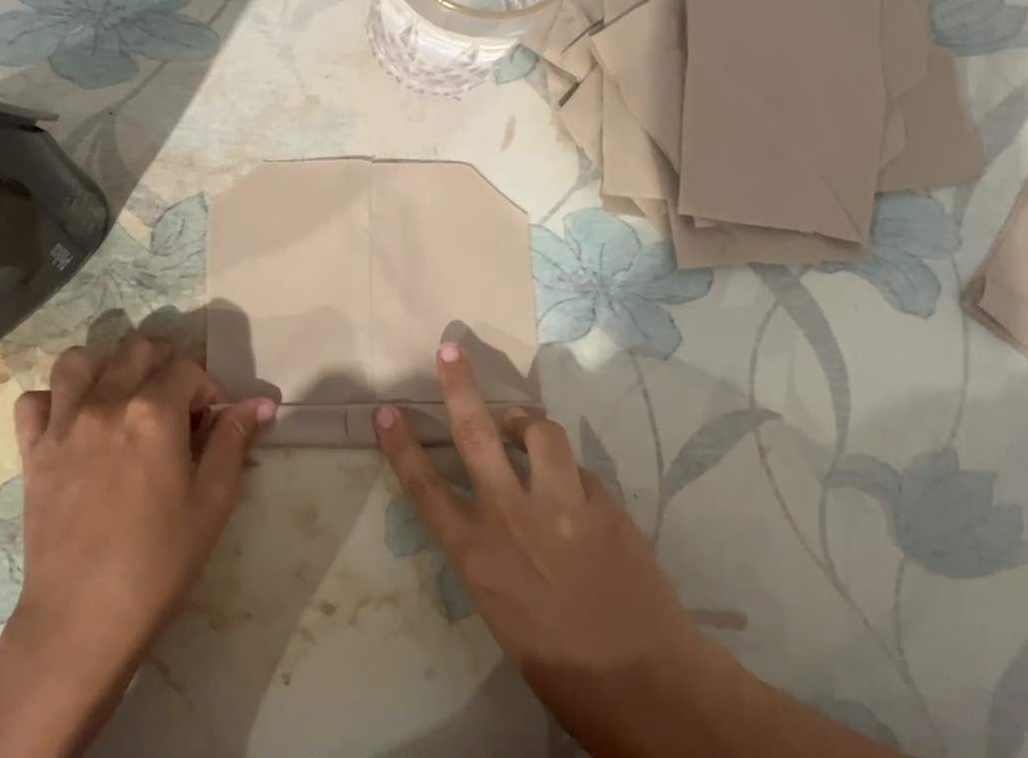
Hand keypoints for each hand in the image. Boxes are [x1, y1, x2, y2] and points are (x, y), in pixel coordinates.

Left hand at [12, 332, 274, 667]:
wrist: (84, 615)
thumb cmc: (159, 561)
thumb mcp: (212, 502)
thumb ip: (233, 442)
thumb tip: (260, 403)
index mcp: (153, 412)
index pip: (185, 368)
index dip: (206, 389)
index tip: (211, 423)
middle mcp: (104, 403)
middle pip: (134, 351)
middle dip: (161, 369)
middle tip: (172, 413)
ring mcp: (61, 424)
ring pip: (79, 360)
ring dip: (105, 369)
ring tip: (121, 402)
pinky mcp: (31, 450)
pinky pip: (34, 400)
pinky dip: (53, 400)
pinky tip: (73, 424)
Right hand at [373, 342, 707, 749]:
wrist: (639, 677)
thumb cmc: (556, 661)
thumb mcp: (497, 607)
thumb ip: (487, 550)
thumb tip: (494, 509)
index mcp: (475, 554)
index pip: (424, 487)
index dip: (401, 446)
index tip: (387, 412)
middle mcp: (510, 517)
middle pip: (476, 435)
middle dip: (459, 386)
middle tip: (450, 350)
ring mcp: (560, 504)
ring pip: (539, 433)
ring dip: (527, 421)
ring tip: (524, 425)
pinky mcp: (603, 501)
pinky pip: (576, 468)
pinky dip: (566, 469)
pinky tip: (572, 489)